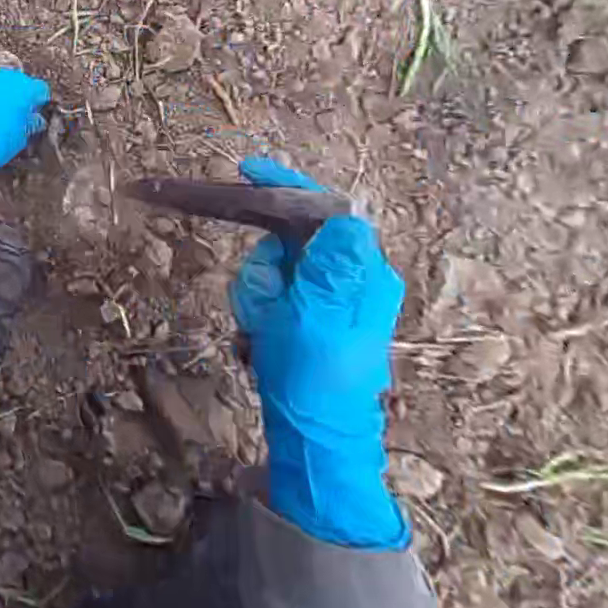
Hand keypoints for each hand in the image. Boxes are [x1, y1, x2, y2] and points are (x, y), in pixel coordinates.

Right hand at [232, 156, 409, 549]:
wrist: (311, 436)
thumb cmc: (314, 377)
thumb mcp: (319, 318)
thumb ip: (331, 267)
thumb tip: (349, 216)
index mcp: (362, 273)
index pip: (326, 209)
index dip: (286, 186)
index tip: (246, 171)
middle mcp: (347, 277)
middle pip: (287, 240)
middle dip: (265, 273)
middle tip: (263, 308)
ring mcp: (325, 296)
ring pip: (270, 267)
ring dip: (257, 296)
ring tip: (263, 330)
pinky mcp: (305, 312)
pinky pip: (267, 291)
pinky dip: (258, 310)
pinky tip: (261, 337)